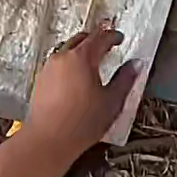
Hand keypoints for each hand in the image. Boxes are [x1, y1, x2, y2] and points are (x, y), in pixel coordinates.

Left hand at [18, 25, 139, 163]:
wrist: (48, 140)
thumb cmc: (83, 122)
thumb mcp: (112, 101)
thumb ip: (125, 79)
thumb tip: (136, 64)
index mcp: (82, 58)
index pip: (100, 37)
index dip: (113, 35)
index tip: (120, 38)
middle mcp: (63, 57)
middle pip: (80, 39)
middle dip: (95, 38)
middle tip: (107, 44)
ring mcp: (48, 68)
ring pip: (66, 49)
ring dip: (80, 50)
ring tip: (92, 60)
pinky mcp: (40, 80)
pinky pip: (57, 62)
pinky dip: (69, 62)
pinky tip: (75, 76)